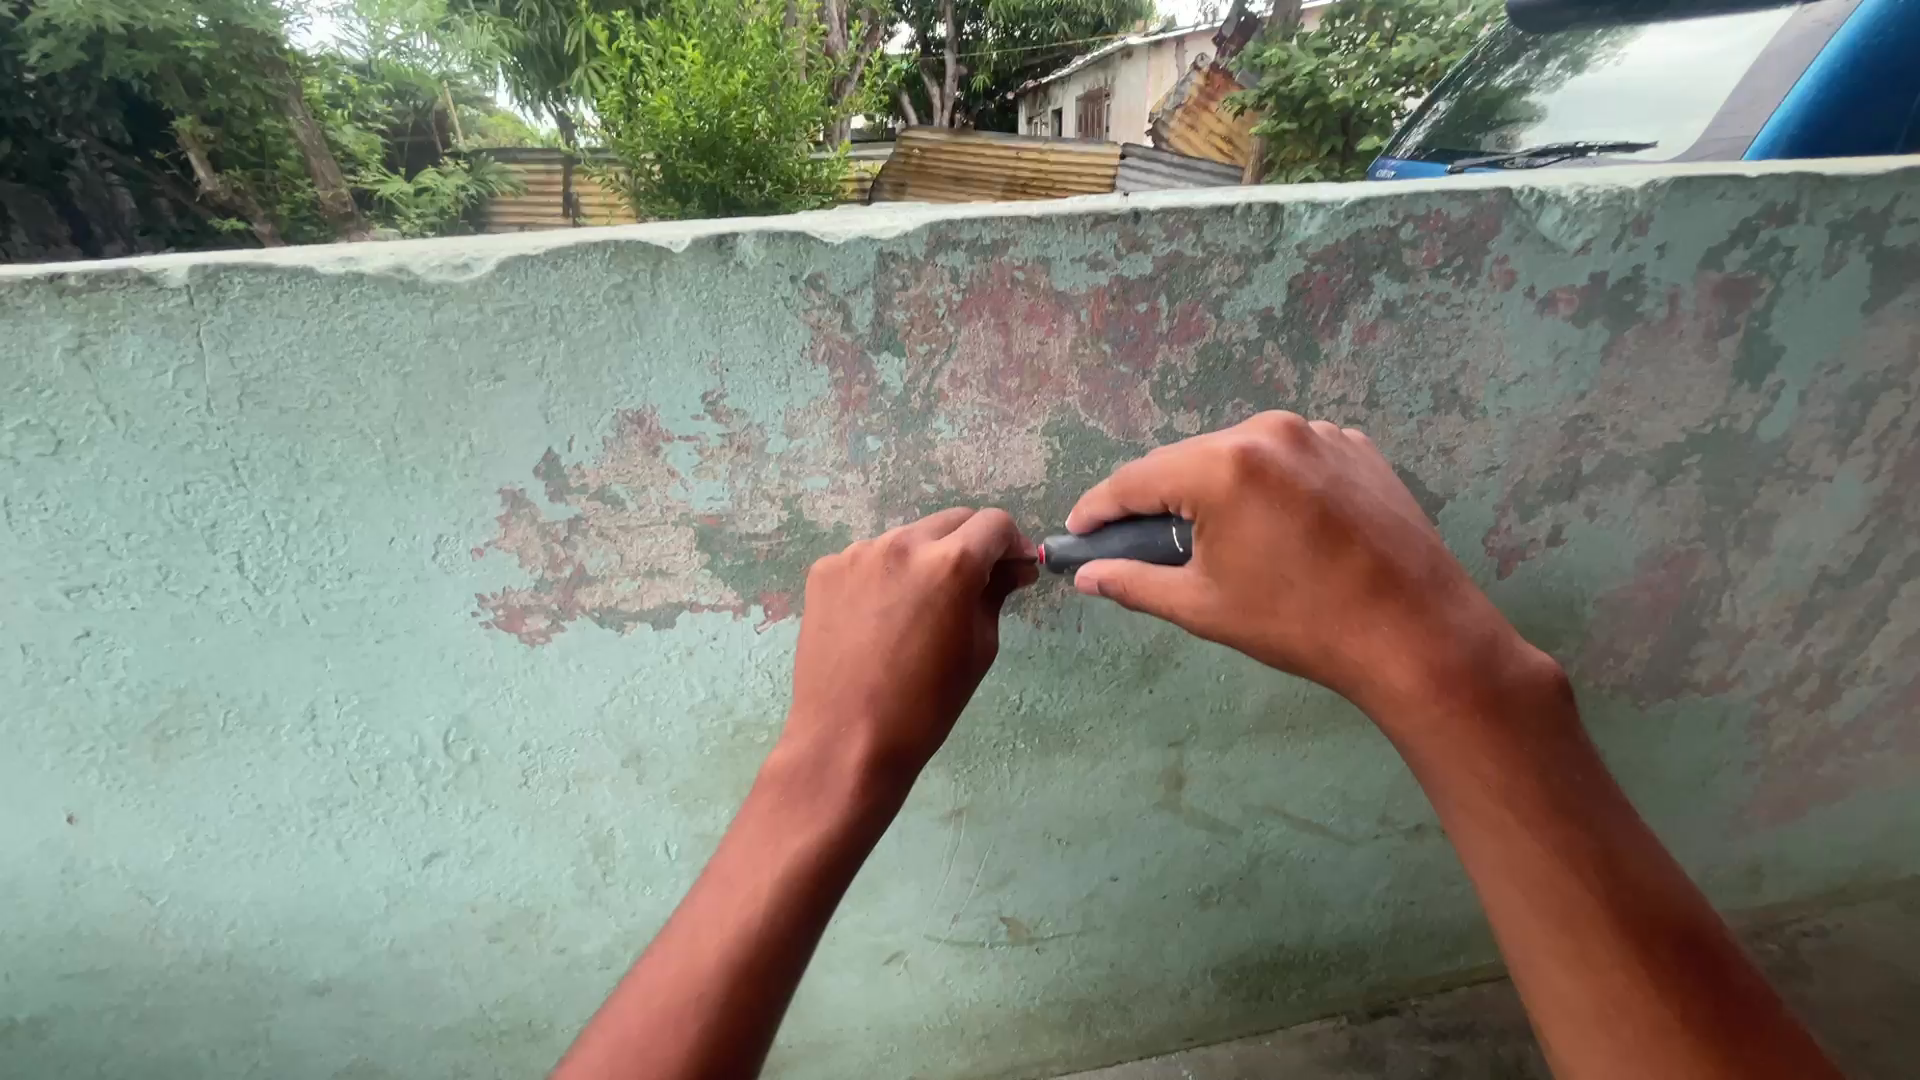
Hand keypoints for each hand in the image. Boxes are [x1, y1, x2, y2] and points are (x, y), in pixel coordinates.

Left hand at [784, 508, 1036, 789]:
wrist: (847, 739)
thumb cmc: (926, 705)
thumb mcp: (979, 648)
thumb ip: (996, 593)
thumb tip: (1014, 566)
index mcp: (950, 563)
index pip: (994, 523)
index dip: (1011, 543)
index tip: (1012, 568)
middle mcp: (903, 543)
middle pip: (951, 521)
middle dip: (971, 544)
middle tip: (972, 585)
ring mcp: (858, 553)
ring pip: (908, 538)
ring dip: (925, 558)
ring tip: (918, 607)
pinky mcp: (825, 569)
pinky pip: (869, 559)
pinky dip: (885, 575)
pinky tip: (879, 617)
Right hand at [1068, 411, 1544, 720]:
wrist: (1419, 637)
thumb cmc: (1298, 624)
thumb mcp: (1201, 607)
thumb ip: (1133, 582)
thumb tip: (1086, 576)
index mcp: (1223, 466)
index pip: (1134, 480)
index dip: (1098, 509)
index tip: (1076, 532)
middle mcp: (1267, 430)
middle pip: (1183, 461)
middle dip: (1153, 499)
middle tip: (1138, 541)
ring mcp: (1317, 432)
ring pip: (1233, 454)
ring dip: (1208, 487)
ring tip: (1209, 535)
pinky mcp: (1354, 445)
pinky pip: (1283, 456)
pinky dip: (1261, 482)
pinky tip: (1269, 523)